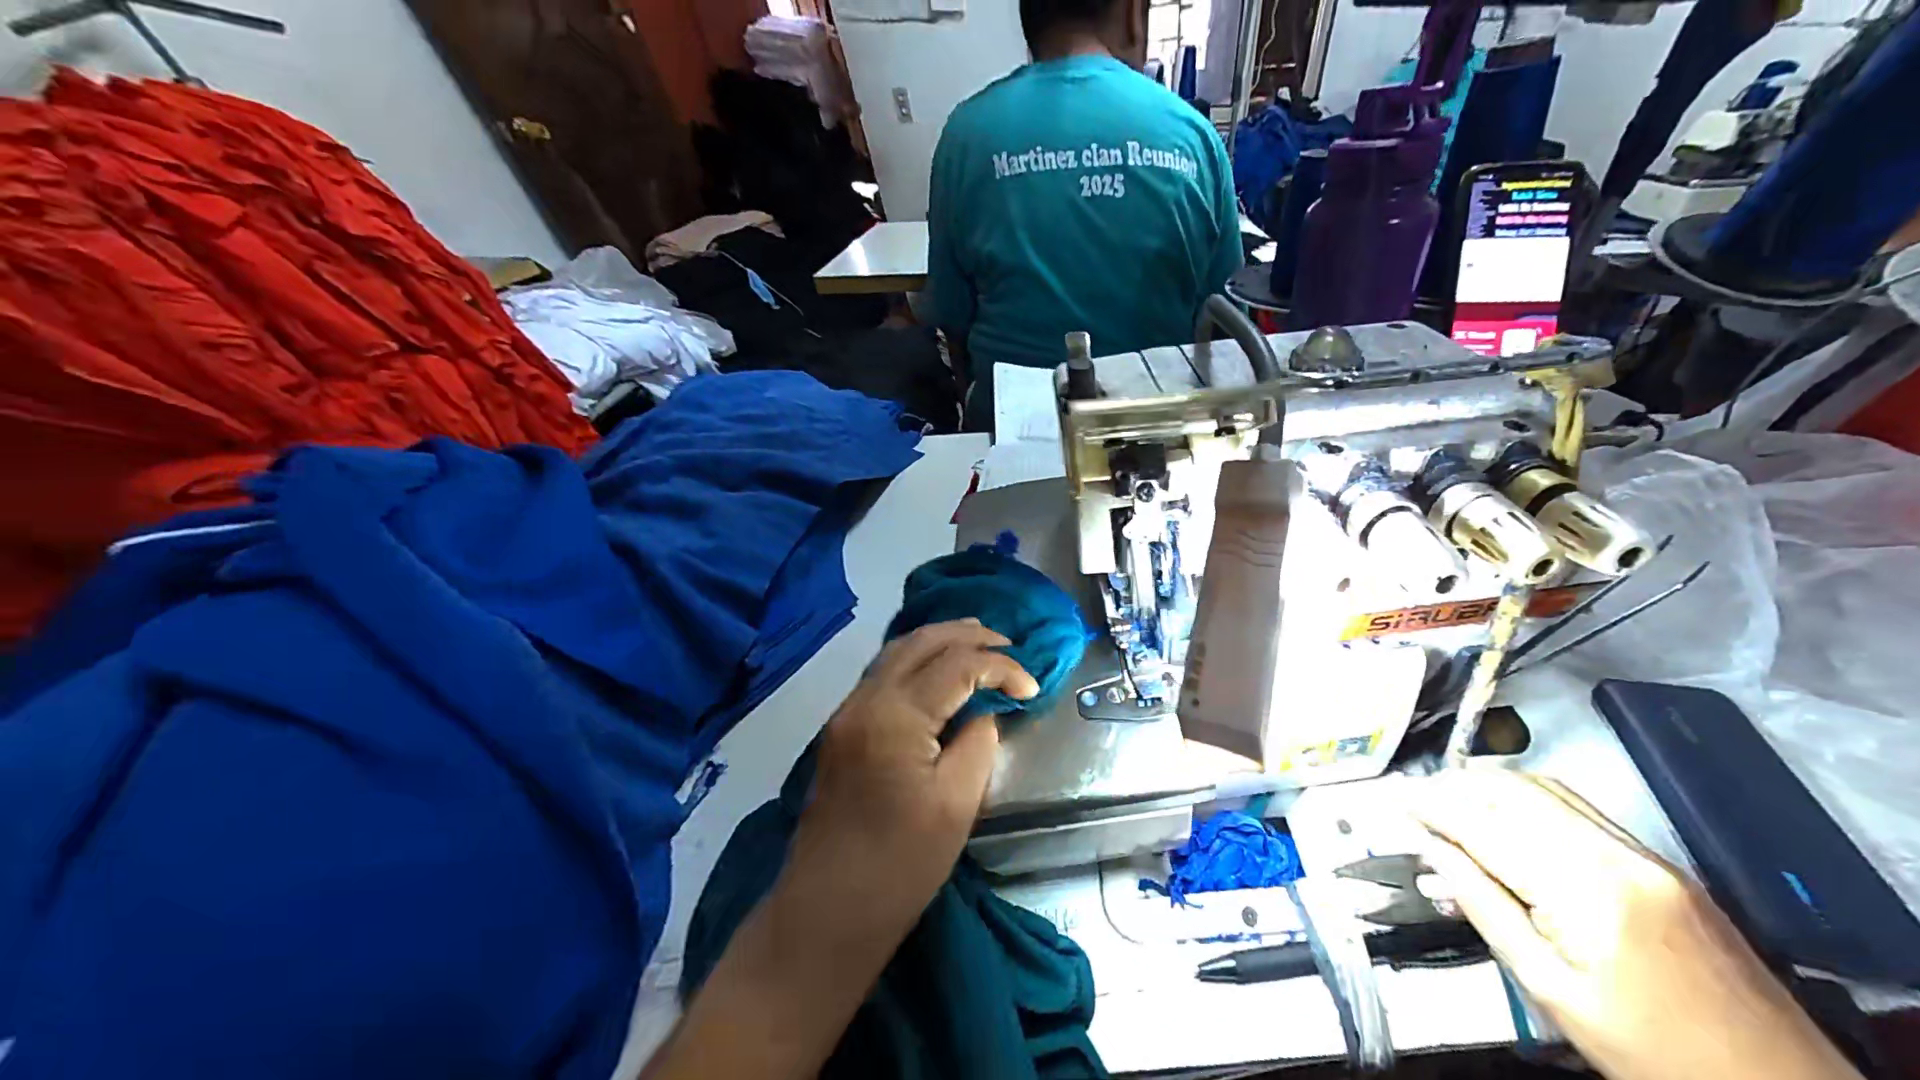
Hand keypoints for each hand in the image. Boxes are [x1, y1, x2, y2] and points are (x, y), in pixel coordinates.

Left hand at [788, 619, 1038, 939]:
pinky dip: (916, 661)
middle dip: (968, 635)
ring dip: (939, 641)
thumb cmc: (901, 866)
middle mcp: (864, 700)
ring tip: (979, 643)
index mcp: (894, 715)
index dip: (1001, 667)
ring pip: (896, 652)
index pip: (956, 665)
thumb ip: (977, 743)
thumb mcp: (957, 804)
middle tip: (1009, 643)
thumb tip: (984, 713)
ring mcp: (846, 713)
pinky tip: (939, 671)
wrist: (828, 911)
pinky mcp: (841, 730)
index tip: (1033, 687)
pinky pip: (883, 675)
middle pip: (919, 642)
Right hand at [1411, 768, 1860, 1079]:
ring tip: (1446, 803)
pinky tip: (1502, 819)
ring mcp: (1645, 855)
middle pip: (1515, 791)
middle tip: (1413, 800)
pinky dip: (1525, 801)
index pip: (1485, 825)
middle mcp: (1619, 855)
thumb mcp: (1552, 991)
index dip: (1432, 807)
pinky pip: (1576, 808)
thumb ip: (1484, 909)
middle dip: (1455, 786)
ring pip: (1545, 789)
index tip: (1393, 799)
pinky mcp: (1659, 864)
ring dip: (1487, 787)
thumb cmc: (1654, 1053)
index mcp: (1589, 890)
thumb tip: (1432, 853)